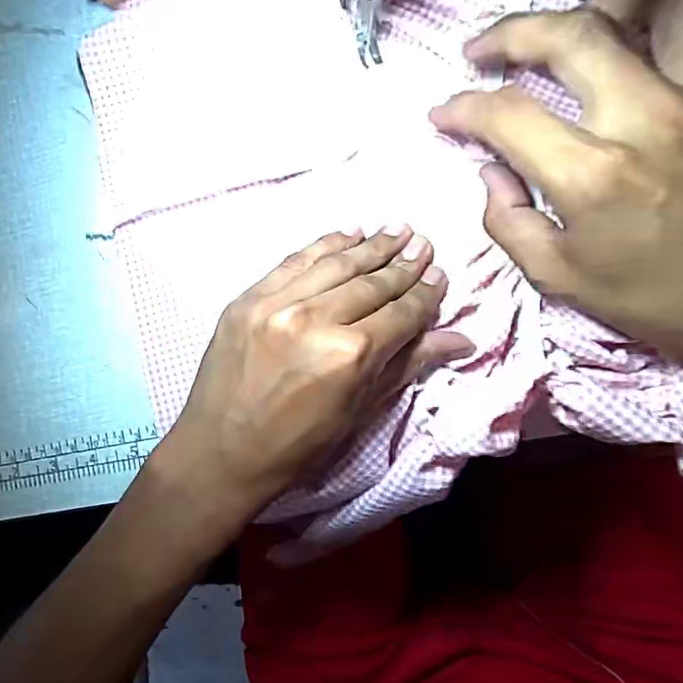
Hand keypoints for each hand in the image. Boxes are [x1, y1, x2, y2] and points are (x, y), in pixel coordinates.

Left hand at [146, 226, 471, 545]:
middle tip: (423, 243)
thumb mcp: (360, 411)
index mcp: (350, 355)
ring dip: (369, 246)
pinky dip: (324, 245)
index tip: (439, 274)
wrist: (221, 452)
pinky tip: (348, 234)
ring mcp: (277, 304)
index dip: (424, 294)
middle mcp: (315, 320)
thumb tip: (461, 339)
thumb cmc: (298, 446)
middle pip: (371, 284)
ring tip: (395, 229)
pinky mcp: (247, 299)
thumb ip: (408, 364)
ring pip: (335, 264)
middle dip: (402, 264)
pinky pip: (294, 261)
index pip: (400, 314)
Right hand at [430, 0, 682, 396]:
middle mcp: (651, 116)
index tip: (445, 115)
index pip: (506, 115)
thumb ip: (510, 224)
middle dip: (513, 31)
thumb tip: (491, 173)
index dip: (461, 109)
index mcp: (593, 174)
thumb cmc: (663, 304)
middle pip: (574, 32)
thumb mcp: (564, 282)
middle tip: (489, 50)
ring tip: (599, 23)